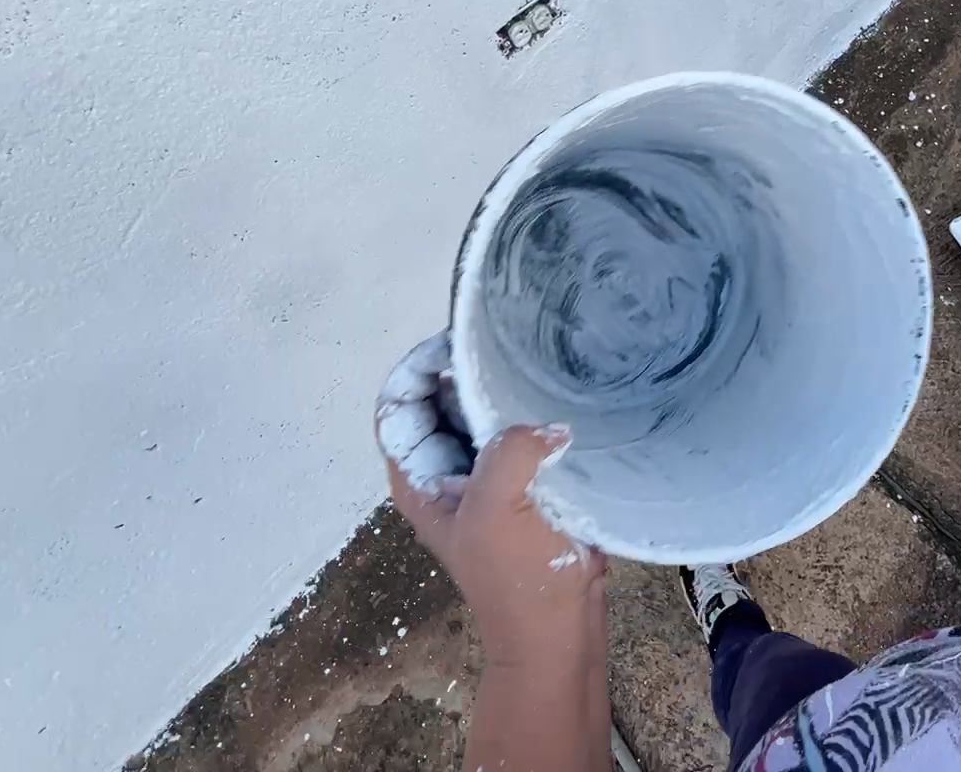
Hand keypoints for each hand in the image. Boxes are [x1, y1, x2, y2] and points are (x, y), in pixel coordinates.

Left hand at [374, 331, 607, 663]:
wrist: (558, 622)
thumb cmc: (516, 577)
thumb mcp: (496, 511)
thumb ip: (510, 453)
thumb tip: (549, 425)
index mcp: (418, 477)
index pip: (400, 404)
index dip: (421, 367)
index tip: (464, 342)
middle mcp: (445, 466)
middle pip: (443, 398)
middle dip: (467, 366)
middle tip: (508, 339)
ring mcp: (484, 470)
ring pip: (483, 408)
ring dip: (503, 384)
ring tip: (537, 356)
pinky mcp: (523, 474)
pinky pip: (519, 424)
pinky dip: (532, 405)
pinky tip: (560, 389)